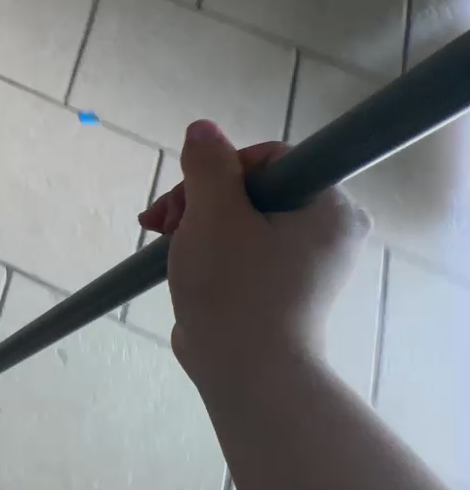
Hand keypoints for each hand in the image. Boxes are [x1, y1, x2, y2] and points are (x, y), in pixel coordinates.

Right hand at [138, 120, 368, 388]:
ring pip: (238, 213)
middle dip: (197, 197)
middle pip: (250, 186)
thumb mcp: (212, 216)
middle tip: (161, 221)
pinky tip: (176, 251)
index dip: (220, 168)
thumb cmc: (233, 284)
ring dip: (192, 217)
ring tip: (160, 236)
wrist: (242, 361)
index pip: (272, 159)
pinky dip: (203, 239)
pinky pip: (237, 240)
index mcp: (329, 209)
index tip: (186, 197)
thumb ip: (208, 168)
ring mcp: (302, 256)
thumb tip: (203, 128)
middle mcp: (327, 228)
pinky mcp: (275, 278)